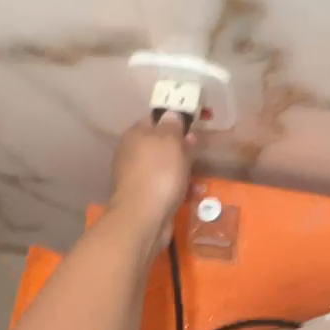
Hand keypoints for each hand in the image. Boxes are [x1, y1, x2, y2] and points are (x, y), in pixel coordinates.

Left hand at [108, 111, 194, 244]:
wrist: (144, 216)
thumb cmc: (159, 172)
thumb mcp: (170, 140)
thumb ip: (172, 124)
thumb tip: (171, 113)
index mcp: (135, 135)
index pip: (154, 120)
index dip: (173, 121)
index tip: (190, 127)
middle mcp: (131, 154)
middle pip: (159, 145)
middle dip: (179, 148)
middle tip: (196, 151)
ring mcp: (136, 177)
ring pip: (163, 167)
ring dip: (181, 170)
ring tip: (198, 176)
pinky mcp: (144, 198)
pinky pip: (165, 187)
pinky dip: (178, 189)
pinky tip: (192, 194)